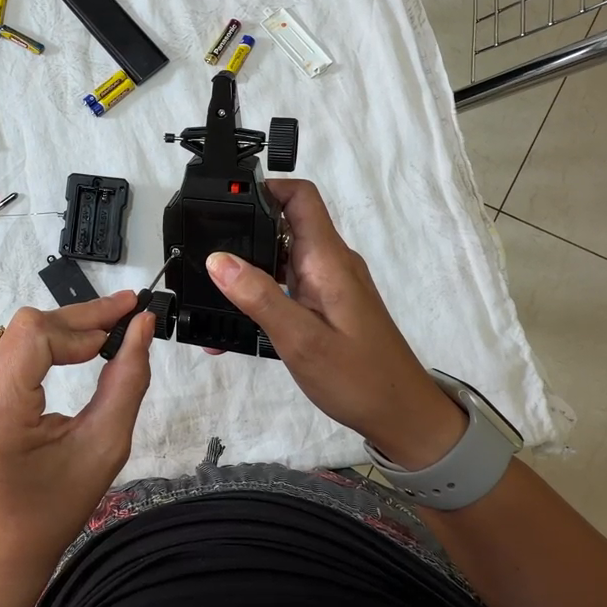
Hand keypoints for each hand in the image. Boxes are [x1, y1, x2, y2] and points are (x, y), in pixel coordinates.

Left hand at [0, 292, 155, 563]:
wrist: (2, 534)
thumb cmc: (55, 503)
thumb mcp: (103, 447)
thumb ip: (126, 380)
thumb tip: (142, 324)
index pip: (35, 334)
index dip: (82, 324)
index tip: (124, 324)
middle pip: (27, 328)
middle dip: (79, 321)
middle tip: (126, 314)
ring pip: (18, 333)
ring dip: (62, 334)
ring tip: (103, 339)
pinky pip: (7, 348)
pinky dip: (41, 348)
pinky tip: (68, 357)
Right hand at [206, 179, 466, 468]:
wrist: (403, 418)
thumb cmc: (359, 378)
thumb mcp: (301, 340)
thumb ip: (258, 297)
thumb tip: (217, 259)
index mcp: (328, 260)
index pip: (299, 197)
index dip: (264, 187)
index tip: (224, 200)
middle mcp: (330, 263)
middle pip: (283, 224)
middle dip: (241, 231)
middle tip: (202, 251)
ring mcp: (330, 284)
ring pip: (280, 258)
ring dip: (246, 269)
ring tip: (209, 292)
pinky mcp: (327, 305)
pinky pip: (286, 285)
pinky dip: (259, 294)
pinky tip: (236, 321)